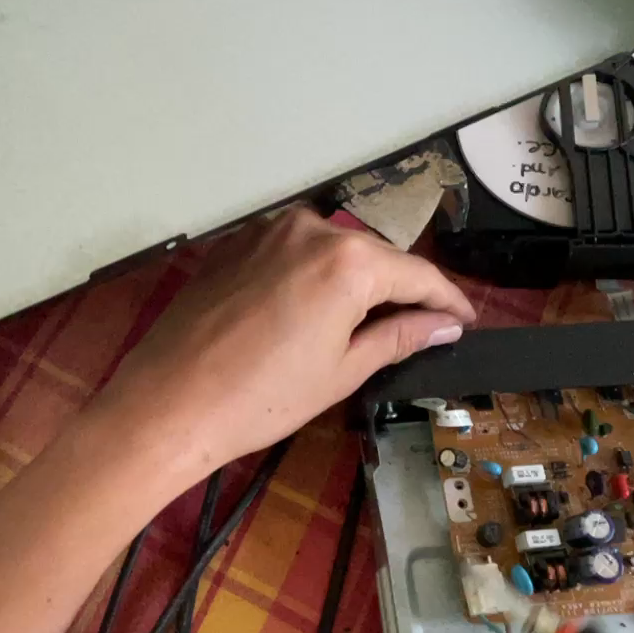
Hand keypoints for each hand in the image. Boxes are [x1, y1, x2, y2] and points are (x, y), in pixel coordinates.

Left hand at [87, 207, 474, 472]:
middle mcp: (310, 229)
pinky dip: (312, 274)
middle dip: (400, 290)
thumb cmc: (260, 398)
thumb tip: (445, 324)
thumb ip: (400, 336)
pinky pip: (292, 251)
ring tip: (363, 325)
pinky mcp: (236, 244)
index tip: (464, 320)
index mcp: (348, 261)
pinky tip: (310, 310)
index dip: (446, 300)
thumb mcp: (342, 370)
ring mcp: (267, 231)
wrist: (169, 403)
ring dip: (355, 281)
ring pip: (332, 251)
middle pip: (375, 256)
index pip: (417, 274)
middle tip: (419, 327)